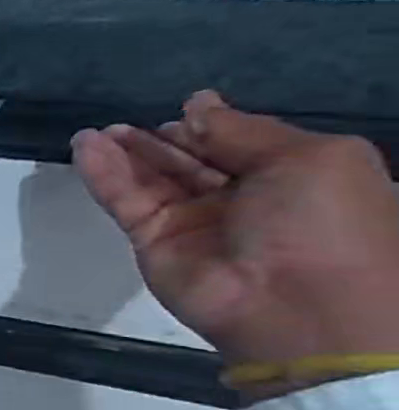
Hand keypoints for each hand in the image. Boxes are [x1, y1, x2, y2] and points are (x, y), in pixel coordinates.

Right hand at [71, 90, 398, 394]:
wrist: (296, 302)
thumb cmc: (324, 223)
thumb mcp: (307, 158)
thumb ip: (243, 132)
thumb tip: (198, 108)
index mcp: (294, 176)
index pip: (241, 143)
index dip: (212, 126)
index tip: (185, 107)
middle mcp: (242, 197)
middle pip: (188, 161)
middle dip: (158, 141)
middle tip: (122, 124)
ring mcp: (192, 221)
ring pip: (150, 178)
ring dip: (122, 153)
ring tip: (94, 132)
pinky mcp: (150, 239)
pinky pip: (124, 199)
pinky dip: (103, 174)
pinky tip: (85, 149)